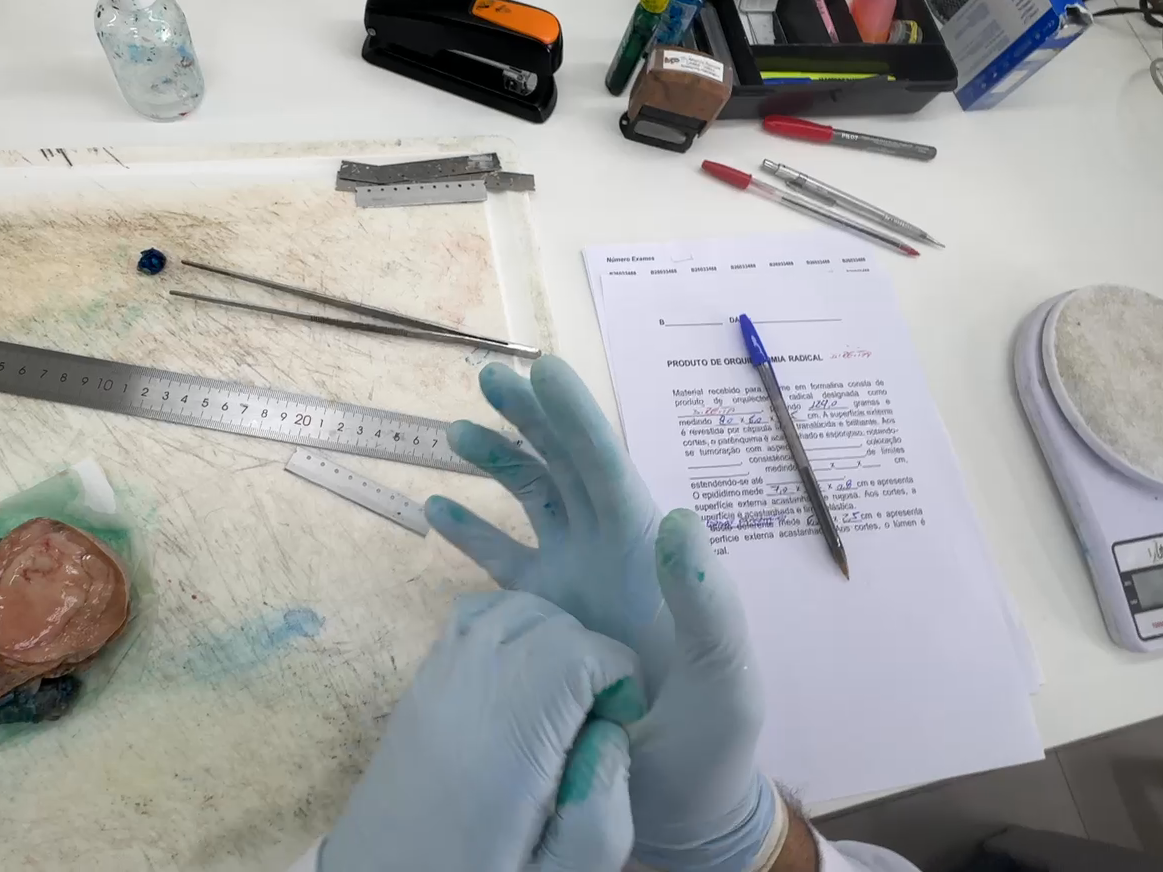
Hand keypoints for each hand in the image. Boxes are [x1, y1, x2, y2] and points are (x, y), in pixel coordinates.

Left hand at [320, 590, 644, 871]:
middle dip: (590, 657)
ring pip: (513, 608)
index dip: (620, 678)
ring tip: (559, 694)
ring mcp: (438, 671)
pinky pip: (472, 616)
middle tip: (596, 718)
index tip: (623, 725)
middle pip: (551, 621)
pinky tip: (515, 673)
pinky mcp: (420, 678)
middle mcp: (470, 680)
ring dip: (551, 635)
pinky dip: (507, 626)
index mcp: (509, 729)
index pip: (583, 649)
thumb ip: (603, 809)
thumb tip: (610, 731)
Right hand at [428, 358, 777, 871]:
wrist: (673, 794)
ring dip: (497, 461)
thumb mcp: (724, 672)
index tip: (544, 368)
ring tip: (457, 431)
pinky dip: (469, 532)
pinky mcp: (540, 614)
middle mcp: (603, 547)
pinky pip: (499, 561)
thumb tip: (675, 515)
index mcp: (643, 548)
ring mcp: (568, 577)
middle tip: (491, 377)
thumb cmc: (711, 734)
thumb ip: (705, 601)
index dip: (575, 416)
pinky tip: (437, 508)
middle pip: (561, 465)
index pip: (605, 466)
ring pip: (528, 499)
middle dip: (530, 418)